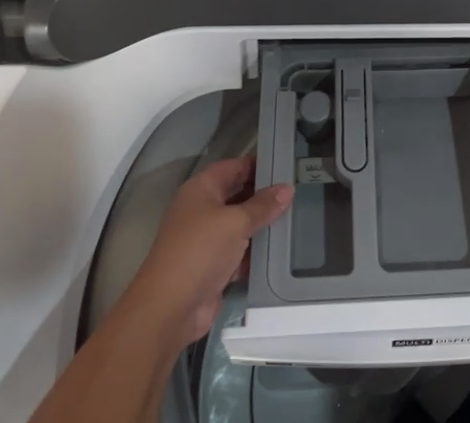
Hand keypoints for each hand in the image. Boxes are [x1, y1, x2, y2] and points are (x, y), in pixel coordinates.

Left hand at [121, 156, 292, 345]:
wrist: (172, 306)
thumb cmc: (200, 251)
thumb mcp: (235, 222)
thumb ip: (263, 206)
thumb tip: (287, 189)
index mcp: (201, 190)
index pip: (233, 167)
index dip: (257, 163)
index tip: (286, 163)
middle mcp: (202, 210)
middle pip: (237, 195)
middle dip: (264, 194)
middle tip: (298, 191)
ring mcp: (208, 239)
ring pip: (241, 224)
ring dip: (262, 224)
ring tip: (297, 216)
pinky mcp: (214, 265)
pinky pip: (241, 251)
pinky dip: (257, 251)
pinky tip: (282, 249)